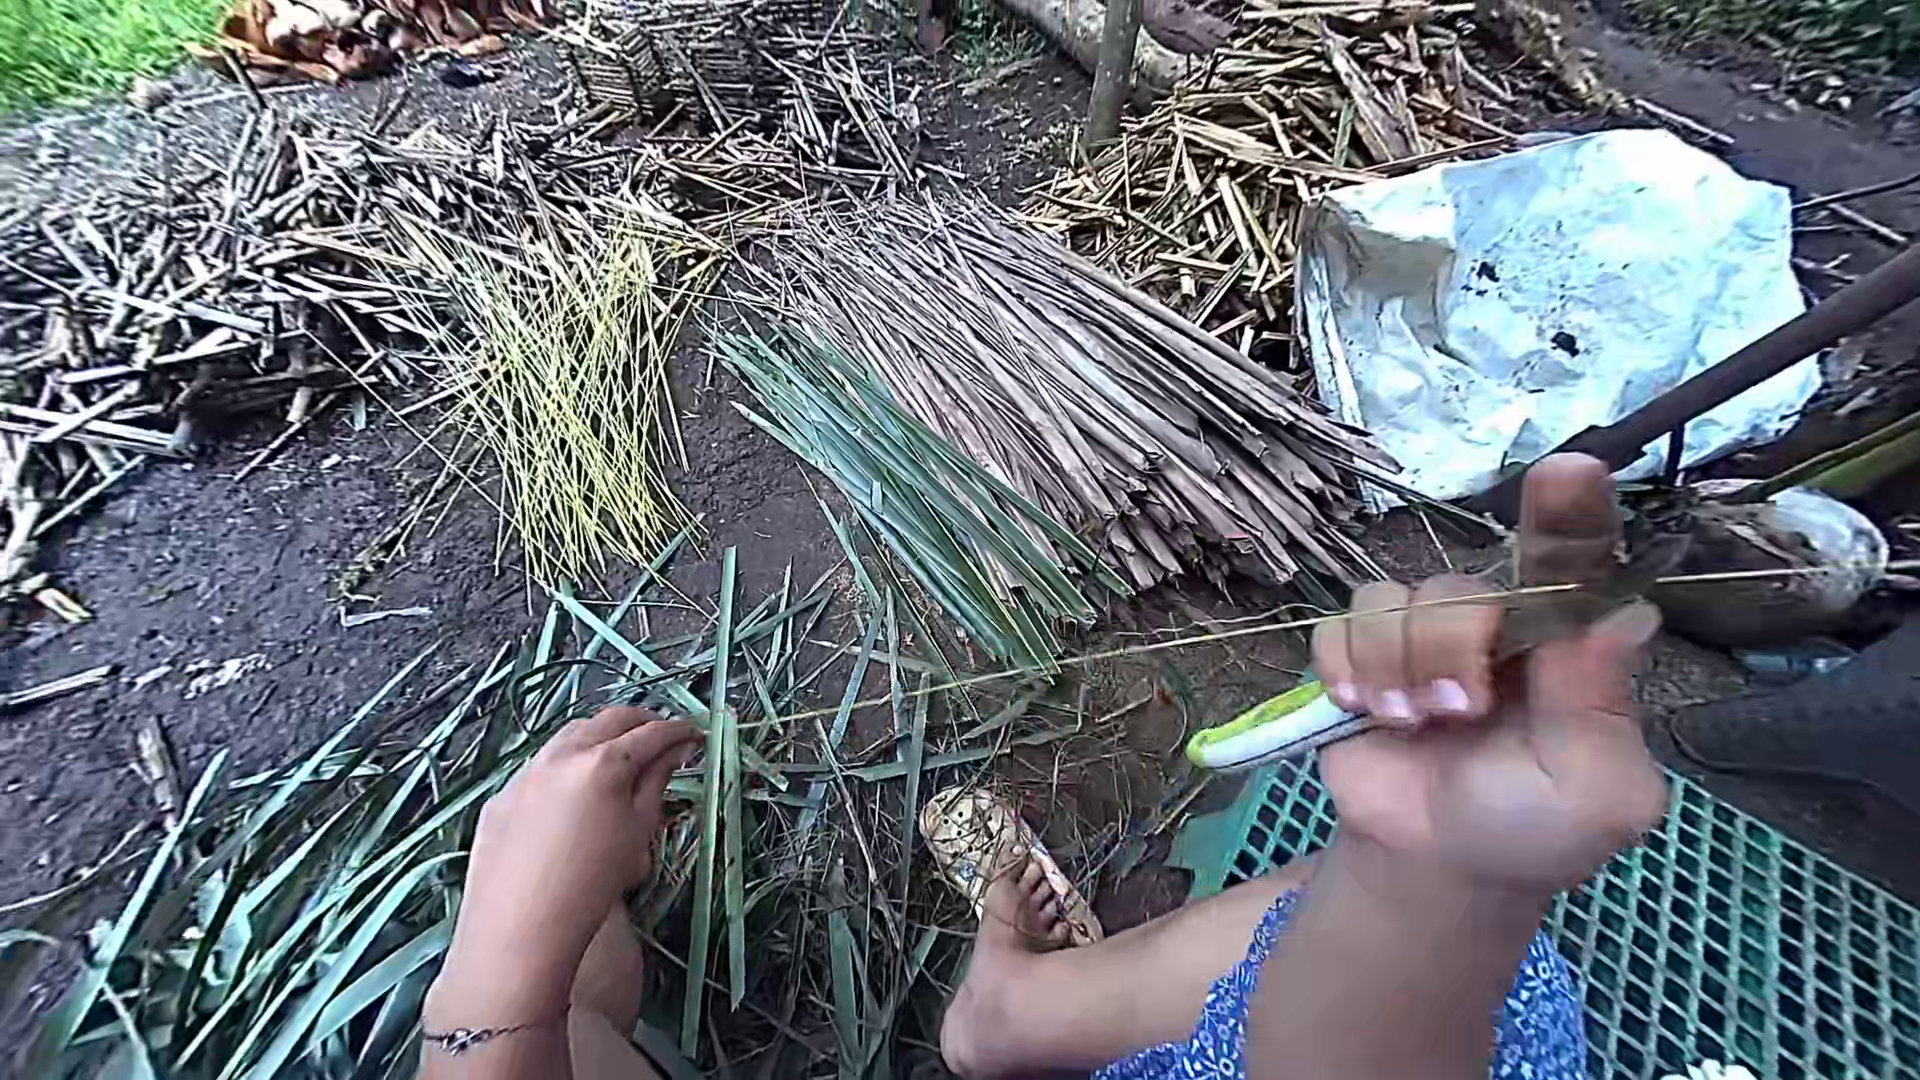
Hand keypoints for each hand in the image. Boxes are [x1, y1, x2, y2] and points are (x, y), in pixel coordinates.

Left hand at [428, 707, 698, 1023]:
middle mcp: (564, 754)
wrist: (517, 935)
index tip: (694, 734)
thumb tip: (677, 748)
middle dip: (643, 722)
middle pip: (612, 719)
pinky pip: (542, 764)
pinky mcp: (502, 795)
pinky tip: (576, 791)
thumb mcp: (640, 826)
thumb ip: (658, 777)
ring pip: (573, 733)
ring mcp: (527, 773)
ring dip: (603, 735)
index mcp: (605, 761)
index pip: (652, 732)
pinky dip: (569, 763)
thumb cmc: (594, 882)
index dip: (679, 730)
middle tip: (662, 738)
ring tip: (620, 754)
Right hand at [1311, 454, 1666, 893]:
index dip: (1565, 515)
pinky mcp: (1350, 654)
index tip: (1566, 470)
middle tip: (1451, 713)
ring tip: (1403, 721)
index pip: (1566, 566)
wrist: (1427, 853)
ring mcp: (1410, 637)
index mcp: (1554, 648)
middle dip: (1444, 651)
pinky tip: (1357, 706)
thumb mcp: (1592, 791)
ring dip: (1388, 669)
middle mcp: (1484, 627)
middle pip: (1450, 589)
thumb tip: (1609, 617)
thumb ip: (1596, 709)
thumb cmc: (1526, 827)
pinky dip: (1340, 668)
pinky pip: (1332, 628)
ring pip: (1382, 603)